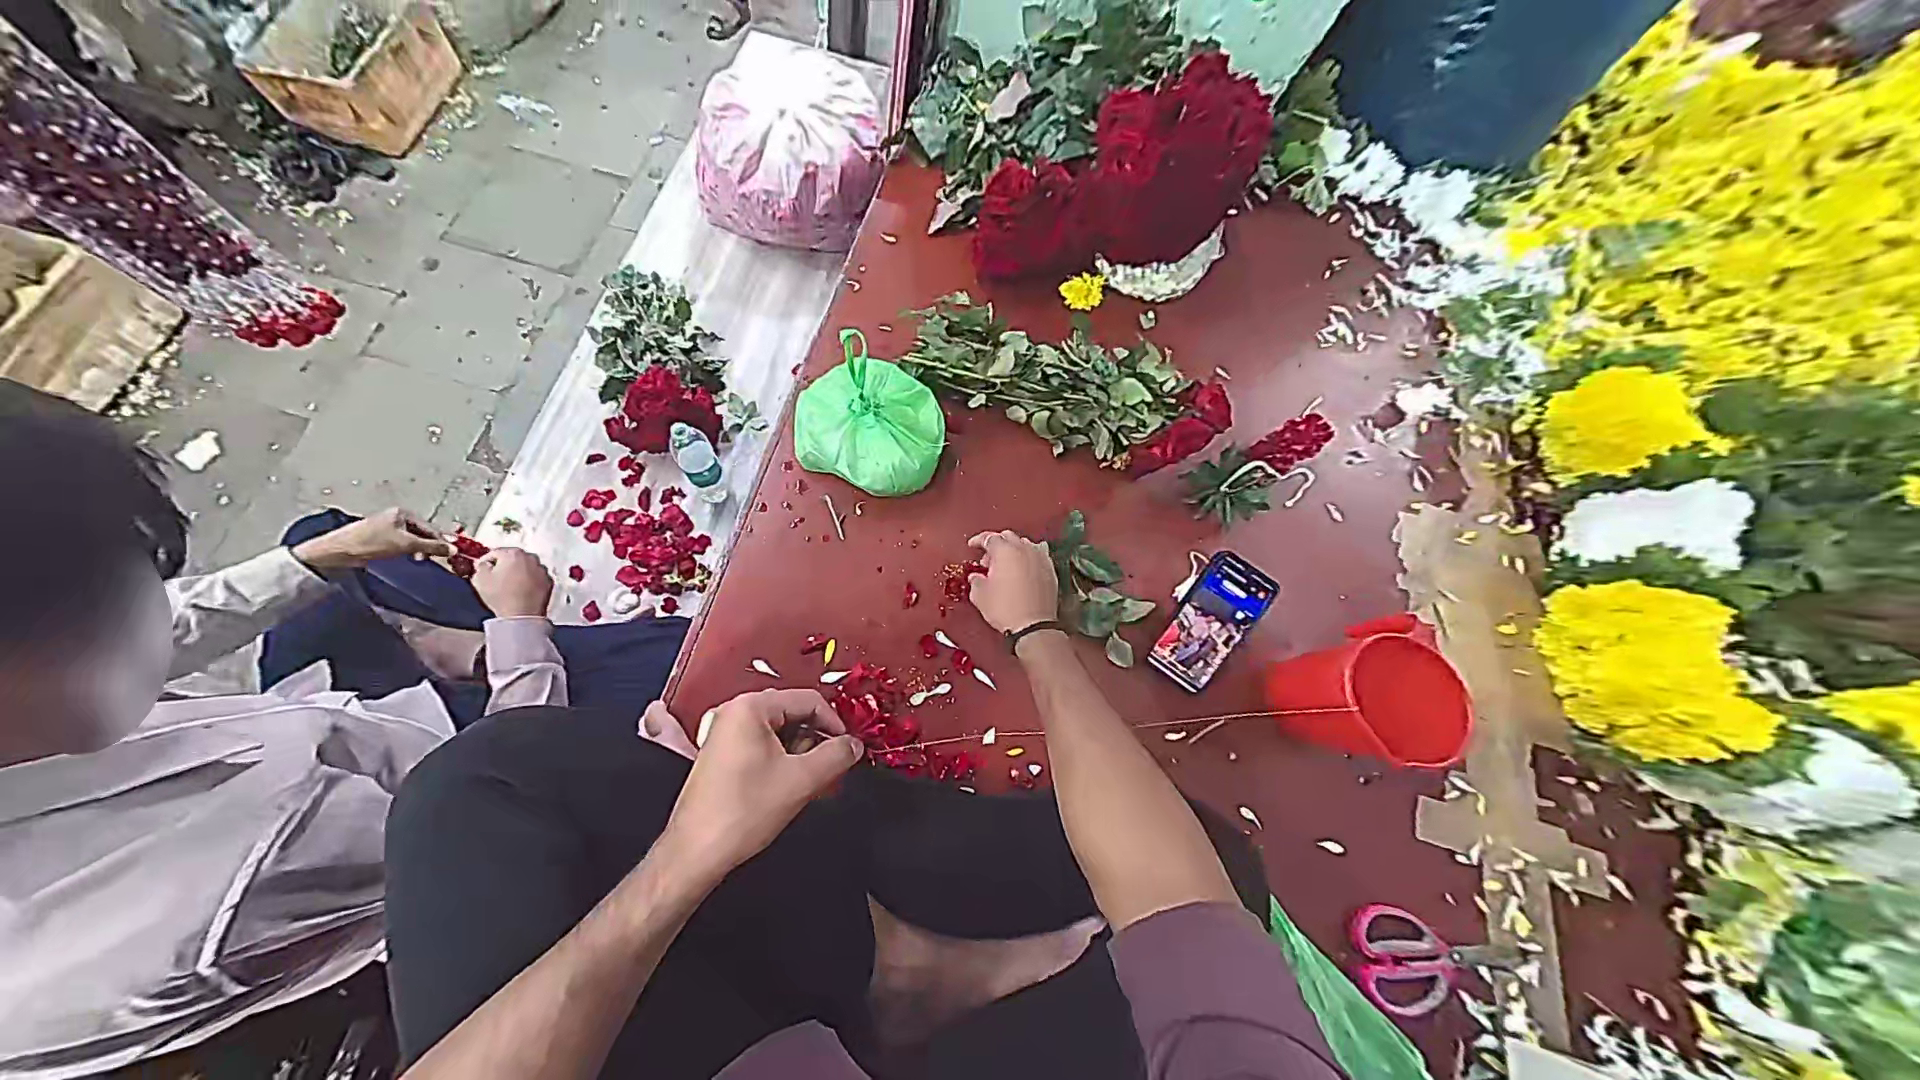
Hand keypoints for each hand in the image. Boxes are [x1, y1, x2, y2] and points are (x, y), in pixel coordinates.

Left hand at [292, 508, 452, 570]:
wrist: (337, 552)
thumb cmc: (370, 543)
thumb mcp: (407, 545)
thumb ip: (433, 546)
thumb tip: (454, 549)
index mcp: (403, 513)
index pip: (431, 528)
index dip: (442, 541)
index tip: (452, 553)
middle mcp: (396, 518)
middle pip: (423, 533)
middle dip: (430, 546)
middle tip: (433, 558)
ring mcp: (388, 528)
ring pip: (414, 540)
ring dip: (419, 550)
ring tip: (419, 558)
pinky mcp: (380, 538)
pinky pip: (403, 544)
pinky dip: (408, 551)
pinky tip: (407, 557)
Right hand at [470, 548, 553, 617]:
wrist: (522, 614)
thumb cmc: (501, 595)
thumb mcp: (481, 579)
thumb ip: (481, 566)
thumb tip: (485, 564)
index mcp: (513, 554)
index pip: (496, 552)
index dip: (486, 560)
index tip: (482, 567)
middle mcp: (531, 558)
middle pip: (514, 557)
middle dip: (504, 564)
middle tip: (495, 575)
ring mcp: (542, 570)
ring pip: (527, 566)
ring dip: (519, 571)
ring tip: (509, 584)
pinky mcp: (549, 581)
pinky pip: (536, 577)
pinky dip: (530, 580)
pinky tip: (521, 589)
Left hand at [657, 690, 863, 881]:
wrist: (694, 854)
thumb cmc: (744, 811)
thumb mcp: (802, 780)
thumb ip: (837, 755)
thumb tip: (855, 744)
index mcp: (751, 706)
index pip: (809, 700)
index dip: (835, 724)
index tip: (848, 750)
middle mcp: (734, 711)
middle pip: (794, 714)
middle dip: (816, 741)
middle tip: (828, 770)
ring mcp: (724, 733)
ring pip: (780, 732)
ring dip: (800, 753)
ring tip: (808, 782)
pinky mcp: (721, 754)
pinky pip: (763, 745)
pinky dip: (782, 761)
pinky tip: (787, 786)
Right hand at [967, 530, 1057, 633]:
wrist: (1032, 626)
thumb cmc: (1006, 609)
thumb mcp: (980, 595)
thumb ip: (976, 581)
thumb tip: (977, 578)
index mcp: (1005, 551)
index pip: (989, 537)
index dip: (978, 540)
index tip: (973, 545)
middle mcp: (1024, 550)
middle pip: (1008, 536)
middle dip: (996, 544)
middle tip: (987, 559)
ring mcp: (1040, 559)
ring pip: (1025, 543)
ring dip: (1014, 549)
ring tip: (1006, 564)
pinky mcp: (1050, 571)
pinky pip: (1039, 555)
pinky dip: (1029, 558)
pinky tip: (1025, 568)